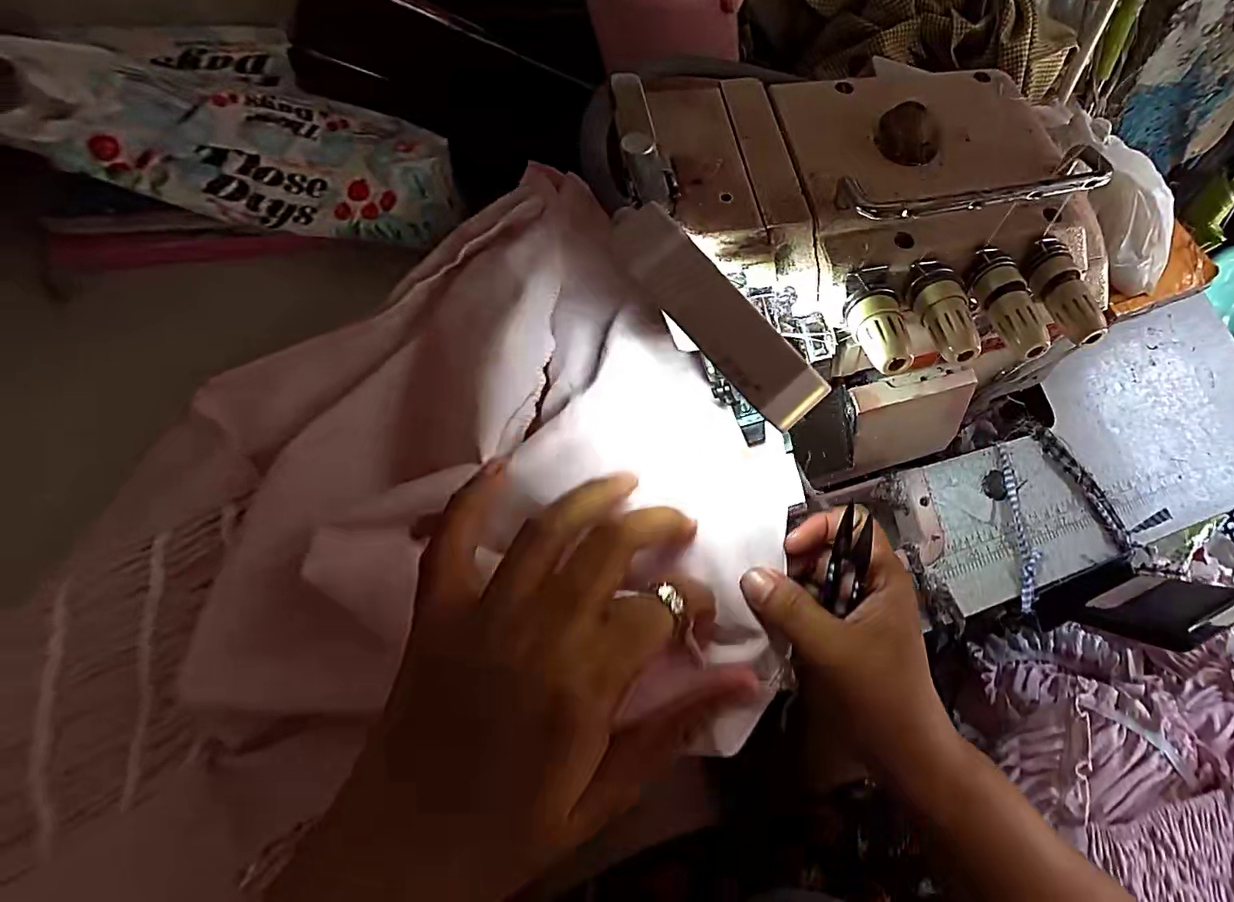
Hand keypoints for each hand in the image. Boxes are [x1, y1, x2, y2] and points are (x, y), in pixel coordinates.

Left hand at [269, 466, 760, 901]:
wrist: (388, 865)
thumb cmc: (510, 832)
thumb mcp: (607, 795)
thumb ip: (679, 727)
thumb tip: (749, 678)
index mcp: (584, 681)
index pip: (661, 607)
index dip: (692, 603)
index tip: (699, 622)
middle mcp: (537, 633)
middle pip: (612, 545)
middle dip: (659, 524)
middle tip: (682, 528)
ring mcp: (480, 619)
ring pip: (547, 530)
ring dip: (593, 496)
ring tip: (627, 482)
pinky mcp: (435, 619)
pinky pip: (449, 544)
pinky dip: (471, 501)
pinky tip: (500, 468)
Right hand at [740, 508, 962, 784]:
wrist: (904, 752)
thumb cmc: (877, 693)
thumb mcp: (831, 648)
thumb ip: (791, 609)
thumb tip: (751, 574)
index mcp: (885, 574)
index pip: (855, 523)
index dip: (820, 527)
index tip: (786, 551)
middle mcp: (875, 584)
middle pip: (832, 551)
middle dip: (797, 563)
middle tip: (763, 586)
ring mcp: (862, 611)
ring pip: (820, 582)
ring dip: (791, 592)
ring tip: (761, 609)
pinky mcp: (848, 635)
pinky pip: (818, 610)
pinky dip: (795, 615)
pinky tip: (772, 629)